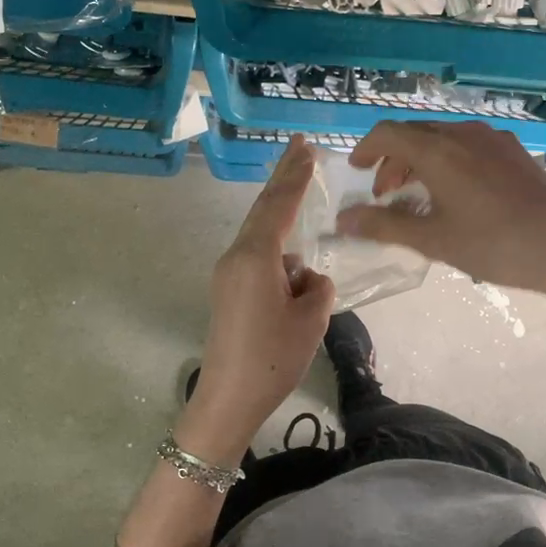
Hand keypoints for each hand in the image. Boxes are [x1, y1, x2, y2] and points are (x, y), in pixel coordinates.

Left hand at [183, 136, 335, 461]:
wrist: (229, 398)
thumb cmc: (273, 356)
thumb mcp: (311, 318)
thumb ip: (317, 286)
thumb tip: (305, 278)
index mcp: (255, 256)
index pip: (279, 204)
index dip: (295, 175)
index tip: (305, 147)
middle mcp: (236, 257)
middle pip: (263, 210)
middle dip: (283, 180)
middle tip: (299, 148)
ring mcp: (228, 275)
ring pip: (262, 239)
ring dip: (285, 228)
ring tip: (306, 234)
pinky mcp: (229, 294)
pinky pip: (258, 260)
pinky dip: (279, 254)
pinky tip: (298, 276)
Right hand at [336, 121, 545, 309]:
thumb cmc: (495, 246)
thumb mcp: (433, 241)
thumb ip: (384, 226)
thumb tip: (344, 220)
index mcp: (439, 151)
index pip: (388, 133)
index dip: (365, 149)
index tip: (356, 172)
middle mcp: (464, 134)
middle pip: (415, 134)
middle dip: (392, 160)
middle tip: (383, 195)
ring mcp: (494, 140)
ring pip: (442, 140)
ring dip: (419, 162)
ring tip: (415, 197)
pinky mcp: (514, 152)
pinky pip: (467, 147)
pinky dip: (446, 163)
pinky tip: (453, 195)